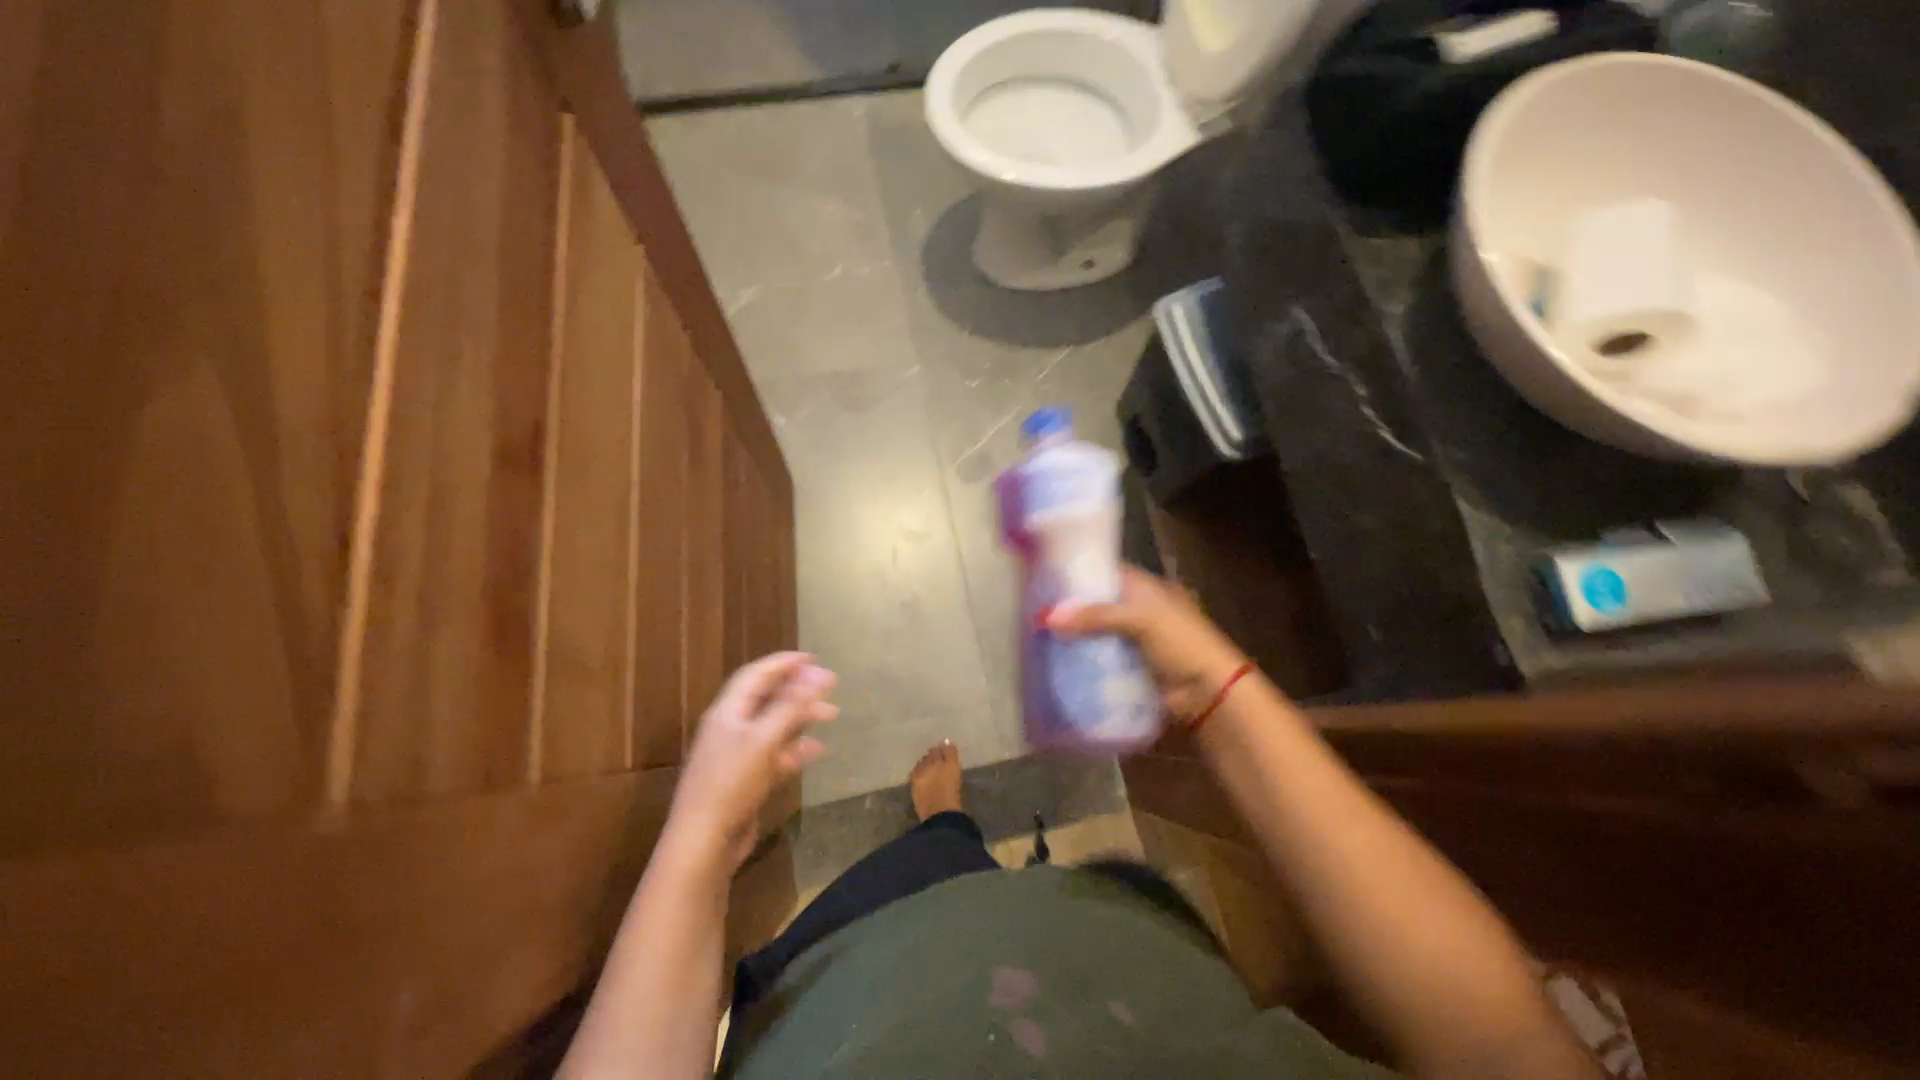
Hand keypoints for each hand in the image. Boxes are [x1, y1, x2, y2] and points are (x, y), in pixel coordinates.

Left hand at [669, 652, 837, 868]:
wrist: (704, 840)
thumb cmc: (731, 783)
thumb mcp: (764, 739)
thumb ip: (792, 707)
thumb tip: (819, 674)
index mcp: (728, 712)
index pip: (756, 675)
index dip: (783, 663)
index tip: (813, 658)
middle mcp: (731, 728)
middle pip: (767, 699)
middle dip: (799, 690)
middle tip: (830, 687)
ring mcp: (738, 755)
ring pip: (774, 727)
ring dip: (801, 718)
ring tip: (831, 716)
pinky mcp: (746, 780)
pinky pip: (774, 755)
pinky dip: (795, 749)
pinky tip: (816, 751)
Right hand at [1046, 566, 1252, 721]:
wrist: (1208, 694)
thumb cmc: (1182, 644)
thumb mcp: (1141, 620)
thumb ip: (1095, 616)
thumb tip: (1047, 617)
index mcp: (1144, 589)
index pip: (1105, 573)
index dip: (1077, 574)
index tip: (1043, 578)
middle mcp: (1135, 611)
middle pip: (1094, 606)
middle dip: (1067, 610)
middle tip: (1031, 612)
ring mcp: (1129, 643)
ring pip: (1092, 635)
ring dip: (1070, 639)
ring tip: (1033, 638)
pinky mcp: (1125, 670)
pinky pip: (1095, 662)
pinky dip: (1078, 663)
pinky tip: (1052, 663)